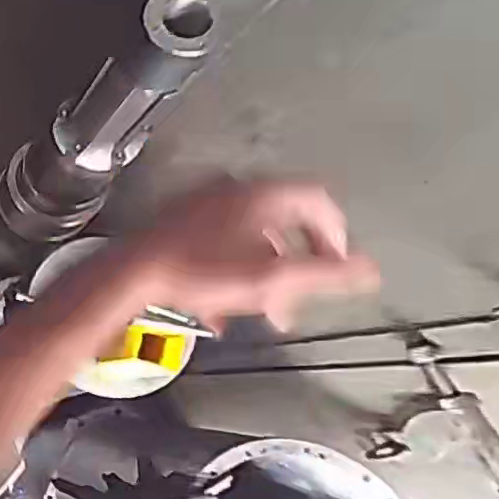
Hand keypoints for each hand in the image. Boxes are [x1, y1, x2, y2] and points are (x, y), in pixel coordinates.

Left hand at [128, 179, 380, 330]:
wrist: (132, 274)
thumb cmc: (190, 270)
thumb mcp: (271, 278)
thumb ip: (325, 275)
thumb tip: (366, 270)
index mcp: (260, 194)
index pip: (320, 203)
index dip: (337, 235)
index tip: (336, 261)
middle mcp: (229, 191)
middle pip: (280, 227)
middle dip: (290, 269)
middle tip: (292, 296)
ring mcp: (199, 206)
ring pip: (244, 242)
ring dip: (255, 277)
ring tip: (253, 307)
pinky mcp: (176, 224)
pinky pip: (213, 248)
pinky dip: (223, 274)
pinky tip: (216, 305)